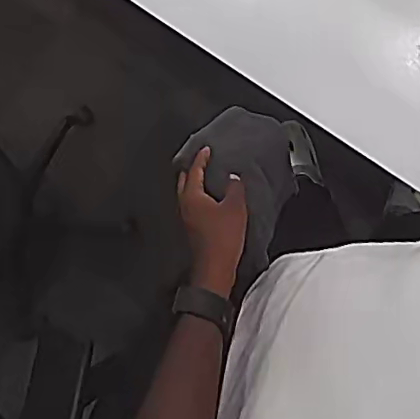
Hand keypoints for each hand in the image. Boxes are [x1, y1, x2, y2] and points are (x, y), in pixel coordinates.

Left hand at [177, 147, 246, 294]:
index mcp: (192, 196)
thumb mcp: (235, 208)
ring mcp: (186, 217)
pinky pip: (192, 203)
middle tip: (202, 159)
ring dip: (194, 182)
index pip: (194, 170)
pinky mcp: (191, 227)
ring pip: (186, 192)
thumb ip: (234, 188)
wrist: (214, 269)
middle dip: (192, 168)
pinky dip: (198, 194)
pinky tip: (209, 197)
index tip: (206, 149)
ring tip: (206, 175)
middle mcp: (184, 205)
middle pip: (185, 180)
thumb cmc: (222, 238)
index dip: (201, 158)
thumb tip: (233, 177)